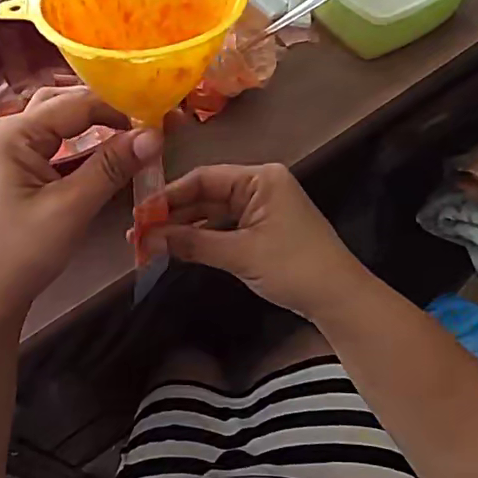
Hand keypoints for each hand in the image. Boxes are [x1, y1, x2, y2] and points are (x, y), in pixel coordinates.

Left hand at [0, 87, 161, 317]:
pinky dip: (80, 146)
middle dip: (107, 109)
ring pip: (58, 124)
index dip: (120, 106)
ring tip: (134, 129)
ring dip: (94, 125)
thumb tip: (154, 135)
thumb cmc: (21, 253)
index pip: (75, 103)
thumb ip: (111, 167)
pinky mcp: (14, 171)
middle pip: (64, 104)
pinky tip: (106, 151)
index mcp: (11, 133)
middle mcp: (5, 132)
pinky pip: (52, 146)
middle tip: (149, 118)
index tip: (161, 115)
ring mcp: (7, 151)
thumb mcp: (71, 208)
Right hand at [145, 163, 372, 320]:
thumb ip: (191, 243)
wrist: (339, 298)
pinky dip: (201, 238)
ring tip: (149, 243)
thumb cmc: (293, 267)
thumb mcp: (239, 254)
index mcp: (260, 179)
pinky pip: (223, 228)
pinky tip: (176, 248)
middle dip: (172, 215)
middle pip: (205, 195)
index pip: (203, 179)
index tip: (139, 215)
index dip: (168, 196)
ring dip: (183, 229)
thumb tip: (146, 240)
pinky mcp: (262, 229)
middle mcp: (260, 186)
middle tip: (137, 233)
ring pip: (212, 213)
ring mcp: (262, 208)